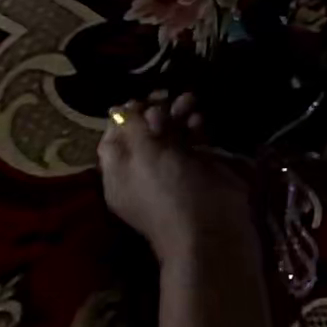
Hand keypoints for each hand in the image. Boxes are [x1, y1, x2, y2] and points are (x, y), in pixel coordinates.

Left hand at [98, 92, 255, 269]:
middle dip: (155, 110)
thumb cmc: (168, 191)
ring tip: (189, 102)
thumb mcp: (142, 155)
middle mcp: (144, 169)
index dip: (125, 116)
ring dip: (178, 112)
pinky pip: (195, 139)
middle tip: (167, 99)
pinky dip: (196, 126)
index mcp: (120, 172)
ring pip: (171, 131)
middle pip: (144, 130)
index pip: (113, 136)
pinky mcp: (200, 166)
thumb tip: (119, 107)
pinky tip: (200, 120)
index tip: (140, 102)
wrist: (212, 227)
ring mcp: (173, 168)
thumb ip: (132, 126)